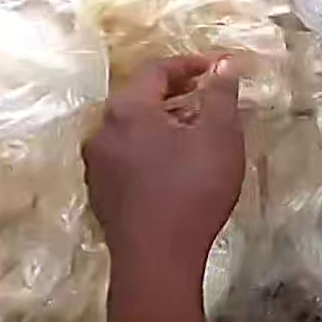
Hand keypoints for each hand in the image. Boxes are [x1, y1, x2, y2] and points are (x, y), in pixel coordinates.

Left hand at [84, 55, 244, 298]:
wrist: (158, 258)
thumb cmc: (193, 188)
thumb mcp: (219, 136)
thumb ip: (221, 94)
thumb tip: (224, 63)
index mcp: (128, 110)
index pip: (156, 69)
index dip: (191, 63)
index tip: (220, 67)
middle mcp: (102, 130)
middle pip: (140, 96)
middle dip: (178, 90)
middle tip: (211, 94)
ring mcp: (97, 163)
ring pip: (134, 127)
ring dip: (166, 119)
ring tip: (200, 128)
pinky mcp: (102, 191)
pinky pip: (129, 152)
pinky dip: (154, 145)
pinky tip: (179, 163)